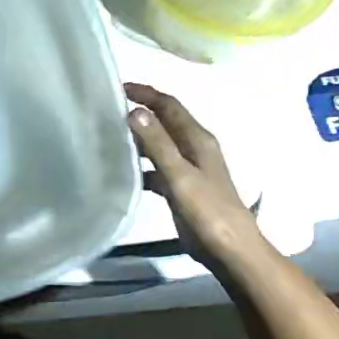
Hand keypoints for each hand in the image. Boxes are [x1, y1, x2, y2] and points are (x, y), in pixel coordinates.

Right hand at [126, 83, 267, 259]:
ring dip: (138, 138)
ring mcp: (189, 168)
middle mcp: (194, 148)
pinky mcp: (181, 187)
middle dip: (139, 112)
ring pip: (159, 144)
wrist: (230, 250)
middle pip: (164, 121)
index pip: (169, 106)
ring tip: (109, 137)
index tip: (118, 88)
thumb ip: (158, 144)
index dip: (146, 94)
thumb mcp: (180, 175)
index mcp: (197, 140)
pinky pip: (156, 167)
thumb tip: (134, 111)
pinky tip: (122, 173)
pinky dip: (140, 164)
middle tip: (107, 110)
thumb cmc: (208, 211)